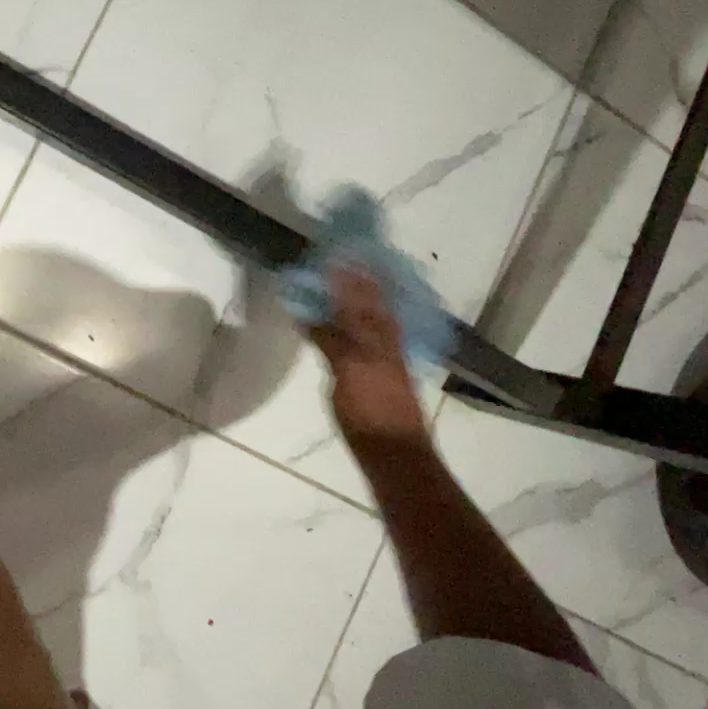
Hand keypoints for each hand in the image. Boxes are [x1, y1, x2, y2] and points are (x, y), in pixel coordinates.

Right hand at [312, 266, 429, 448]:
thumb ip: (331, 343)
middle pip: (372, 306)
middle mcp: (384, 344)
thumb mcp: (345, 375)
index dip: (345, 279)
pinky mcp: (388, 375)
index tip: (334, 255)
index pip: (357, 301)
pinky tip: (364, 320)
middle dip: (361, 282)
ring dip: (368, 298)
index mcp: (373, 341)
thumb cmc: (367, 415)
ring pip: (378, 320)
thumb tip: (311, 318)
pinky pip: (378, 338)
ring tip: (358, 279)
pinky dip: (370, 322)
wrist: (395, 453)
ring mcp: (389, 360)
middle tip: (349, 259)